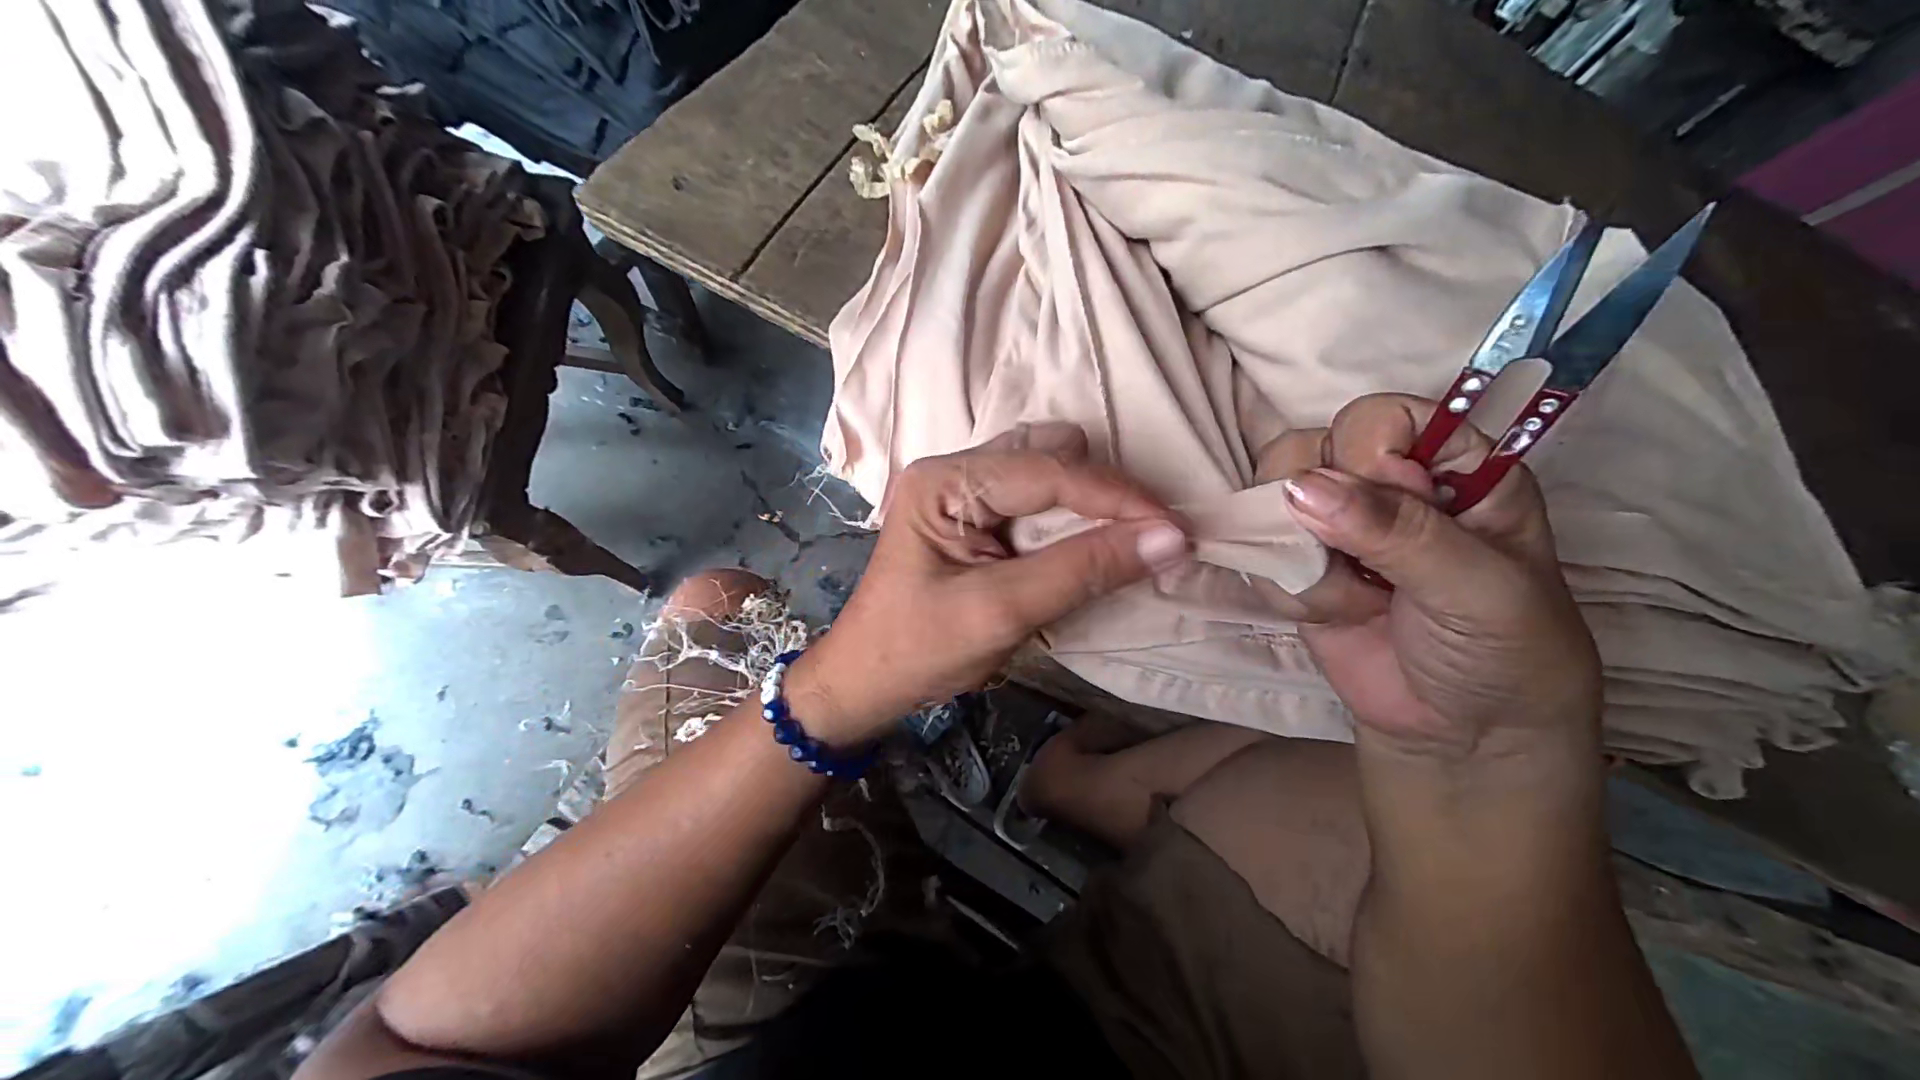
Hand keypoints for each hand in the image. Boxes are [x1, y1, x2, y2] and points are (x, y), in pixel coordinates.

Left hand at [790, 423, 1189, 745]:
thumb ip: (1081, 570)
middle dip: (1106, 494)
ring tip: (1126, 540)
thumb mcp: (1000, 612)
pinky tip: (1090, 543)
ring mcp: (964, 490)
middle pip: (1051, 456)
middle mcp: (954, 471)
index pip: (1048, 472)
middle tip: (1152, 537)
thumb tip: (1168, 539)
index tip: (1176, 530)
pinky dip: (1072, 517)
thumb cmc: (918, 649)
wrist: (866, 680)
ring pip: (1049, 470)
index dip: (1118, 497)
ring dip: (1092, 502)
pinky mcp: (976, 515)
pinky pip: (1038, 498)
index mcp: (945, 482)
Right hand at [1275, 394, 1601, 764]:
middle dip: (1325, 505)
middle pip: (1309, 446)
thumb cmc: (1502, 653)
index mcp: (1453, 467)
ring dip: (1301, 550)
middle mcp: (1385, 486)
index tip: (1395, 504)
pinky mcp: (1296, 567)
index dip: (1373, 453)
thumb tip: (1301, 488)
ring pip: (1271, 495)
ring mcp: (1333, 527)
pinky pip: (1258, 553)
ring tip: (1353, 591)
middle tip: (1366, 555)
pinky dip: (1289, 589)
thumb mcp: (1478, 587)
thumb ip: (1398, 531)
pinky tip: (1336, 615)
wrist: (1456, 736)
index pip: (1382, 416)